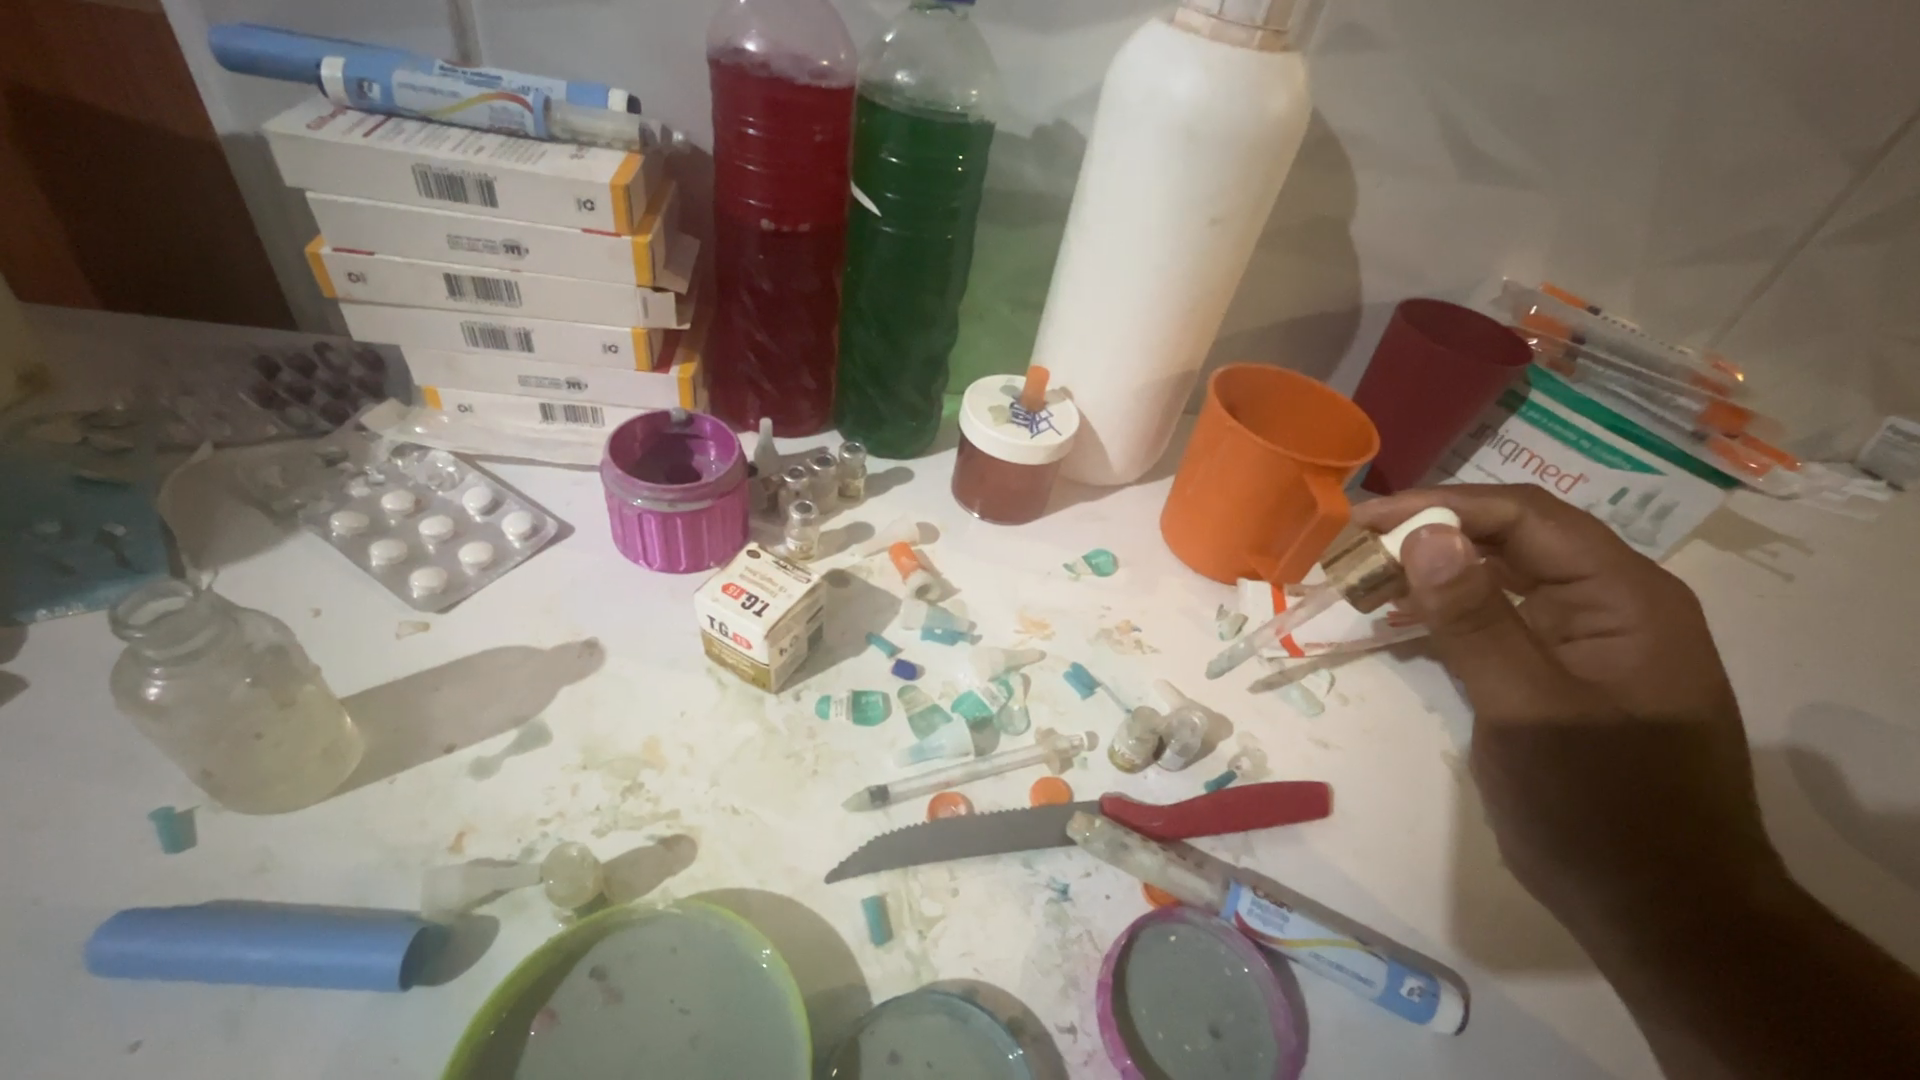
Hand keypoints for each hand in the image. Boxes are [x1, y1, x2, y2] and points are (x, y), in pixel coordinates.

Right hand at [1353, 485, 1779, 925]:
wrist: (1661, 909)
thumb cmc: (1600, 808)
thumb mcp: (1527, 709)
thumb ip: (1476, 619)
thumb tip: (1425, 534)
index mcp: (1626, 597)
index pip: (1525, 518)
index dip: (1440, 506)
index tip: (1363, 521)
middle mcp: (1613, 604)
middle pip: (1512, 541)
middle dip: (1430, 538)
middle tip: (1353, 553)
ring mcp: (1590, 641)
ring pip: (1502, 579)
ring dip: (1433, 575)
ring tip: (1364, 583)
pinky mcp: (1563, 675)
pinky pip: (1500, 622)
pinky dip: (1447, 615)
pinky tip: (1400, 622)